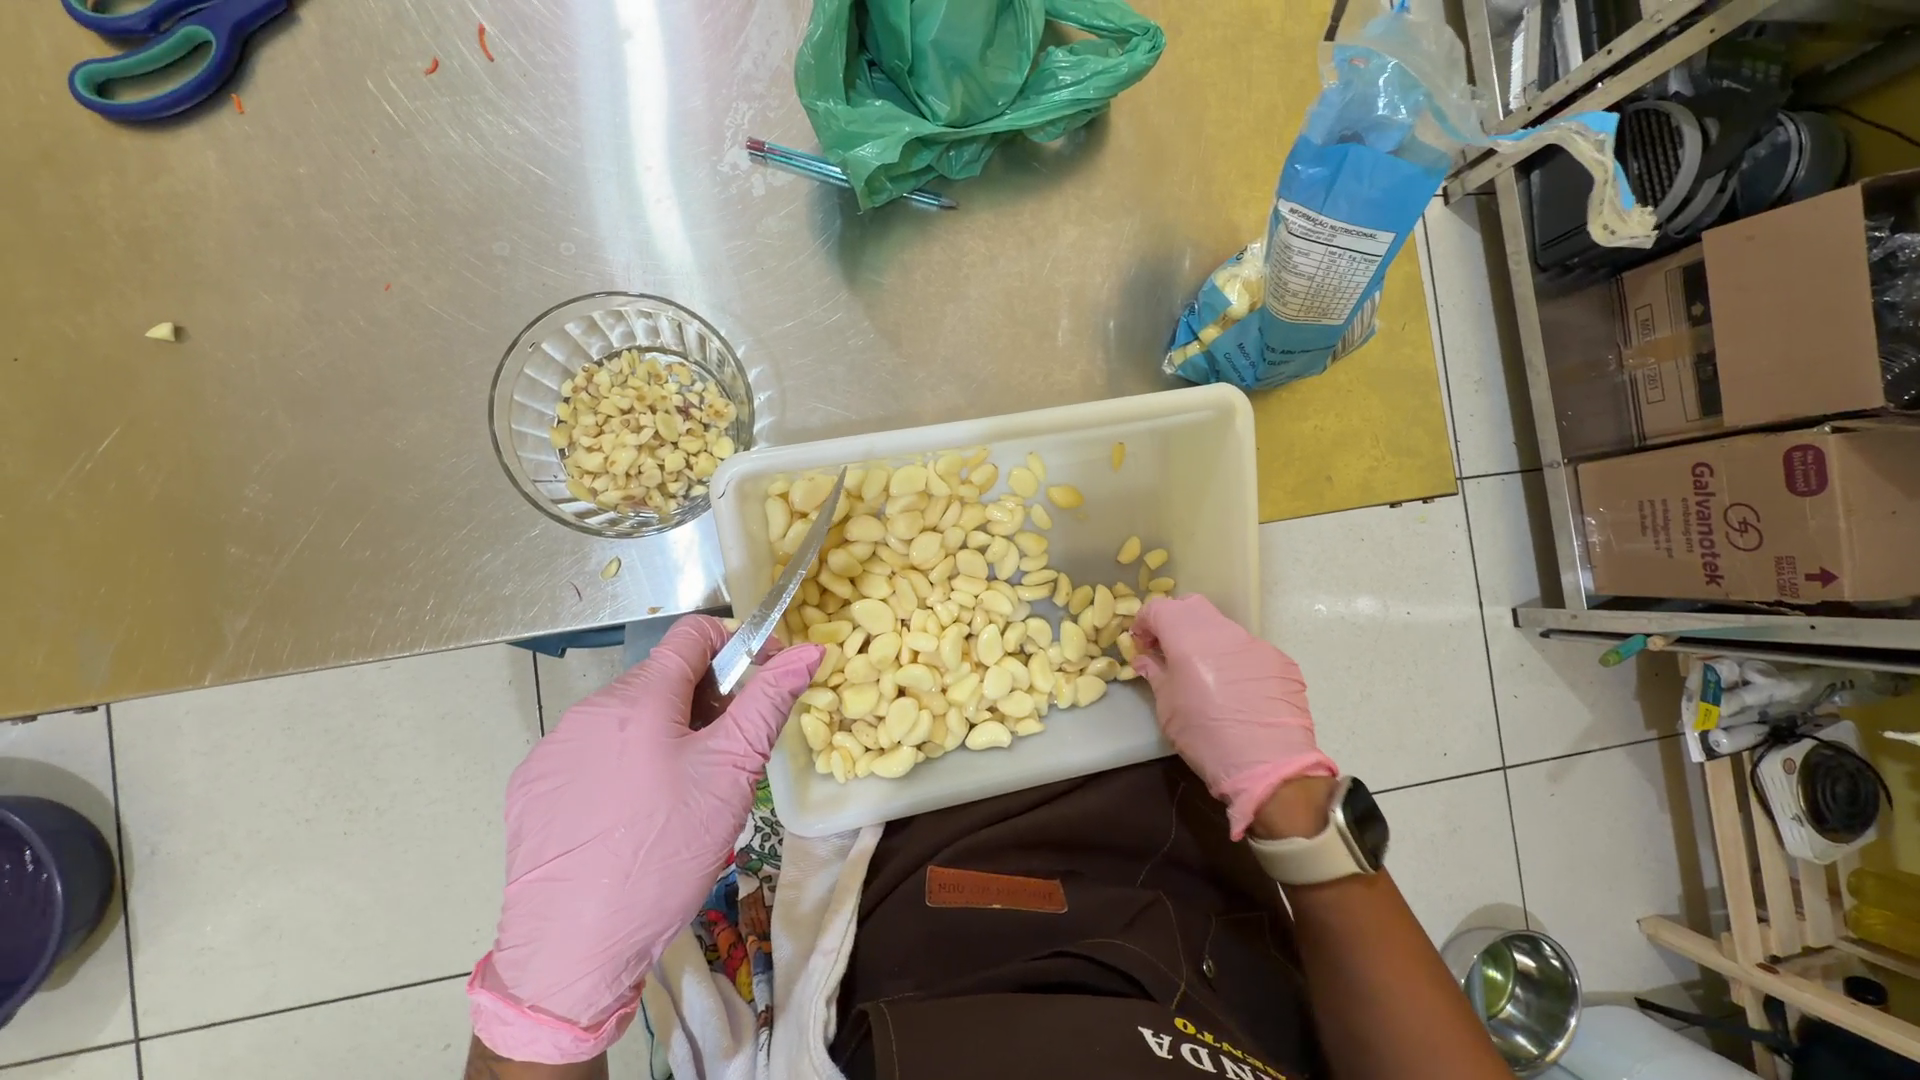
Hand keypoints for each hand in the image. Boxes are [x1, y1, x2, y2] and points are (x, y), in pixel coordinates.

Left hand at [467, 616, 822, 1063]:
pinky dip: (621, 768)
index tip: (757, 690)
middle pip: (661, 680)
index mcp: (639, 697)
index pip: (693, 634)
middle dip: (702, 704)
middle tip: (723, 760)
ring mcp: (553, 749)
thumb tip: (809, 650)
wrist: (573, 946)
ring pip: (626, 719)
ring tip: (678, 797)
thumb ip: (769, 702)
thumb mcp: (732, 773)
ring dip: (662, 736)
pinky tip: (629, 819)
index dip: (736, 649)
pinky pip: (590, 755)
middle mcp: (588, 709)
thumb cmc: (666, 850)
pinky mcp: (532, 788)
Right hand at [1130, 595, 1335, 839]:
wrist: (1268, 765)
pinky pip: (1250, 652)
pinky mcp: (1282, 663)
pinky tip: (1237, 693)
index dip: (1144, 622)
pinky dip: (1236, 662)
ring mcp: (1257, 645)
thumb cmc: (1205, 735)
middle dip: (1176, 623)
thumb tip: (1146, 659)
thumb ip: (1155, 674)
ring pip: (1224, 630)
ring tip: (1205, 676)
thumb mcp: (1167, 707)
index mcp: (1189, 638)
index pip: (1159, 608)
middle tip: (1169, 652)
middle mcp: (1224, 632)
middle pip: (1193, 608)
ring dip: (1207, 643)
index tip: (1141, 645)